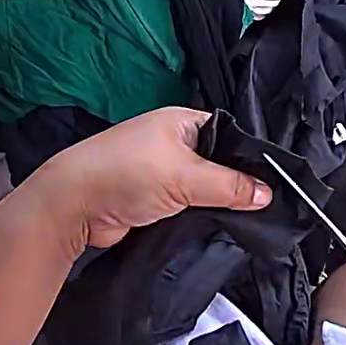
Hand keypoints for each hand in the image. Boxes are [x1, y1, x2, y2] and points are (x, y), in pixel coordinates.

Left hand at [18, 108, 269, 252]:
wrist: (71, 206)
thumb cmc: (127, 174)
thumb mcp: (186, 177)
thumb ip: (229, 186)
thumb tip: (268, 194)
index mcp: (182, 122)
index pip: (229, 134)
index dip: (249, 156)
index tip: (274, 180)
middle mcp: (174, 142)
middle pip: (219, 162)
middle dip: (236, 182)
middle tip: (265, 203)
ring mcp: (163, 170)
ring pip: (205, 186)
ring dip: (217, 200)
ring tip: (249, 215)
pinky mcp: (155, 197)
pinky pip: (190, 203)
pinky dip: (201, 212)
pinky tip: (221, 222)